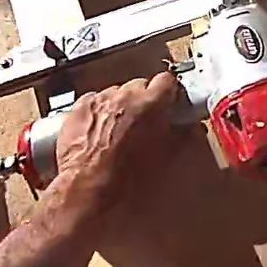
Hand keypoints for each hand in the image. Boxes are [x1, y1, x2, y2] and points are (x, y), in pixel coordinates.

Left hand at [42, 71, 181, 227]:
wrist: (89, 186)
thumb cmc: (125, 175)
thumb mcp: (165, 156)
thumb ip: (180, 134)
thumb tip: (186, 127)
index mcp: (151, 103)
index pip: (167, 80)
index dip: (168, 92)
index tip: (168, 100)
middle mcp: (125, 95)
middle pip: (140, 85)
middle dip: (144, 99)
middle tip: (144, 119)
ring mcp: (101, 99)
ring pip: (116, 92)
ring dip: (121, 105)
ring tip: (119, 128)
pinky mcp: (81, 106)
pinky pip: (95, 101)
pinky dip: (99, 111)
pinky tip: (99, 129)